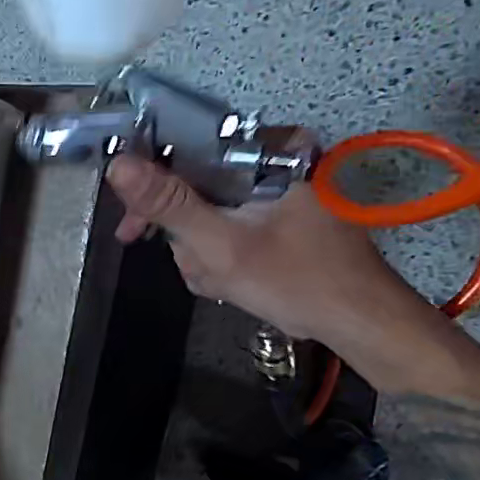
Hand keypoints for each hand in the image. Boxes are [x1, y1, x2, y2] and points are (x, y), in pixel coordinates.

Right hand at [106, 155, 420, 344]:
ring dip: (206, 256)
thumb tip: (118, 165)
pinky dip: (225, 259)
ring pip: (211, 216)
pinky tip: (235, 283)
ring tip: (225, 283)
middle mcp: (274, 165)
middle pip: (196, 191)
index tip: (131, 228)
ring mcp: (280, 194)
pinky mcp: (283, 219)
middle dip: (190, 240)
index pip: (186, 156)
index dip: (153, 193)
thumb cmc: (296, 281)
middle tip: (201, 270)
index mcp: (267, 155)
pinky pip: (232, 230)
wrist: (360, 324)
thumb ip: (168, 204)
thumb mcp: (221, 244)